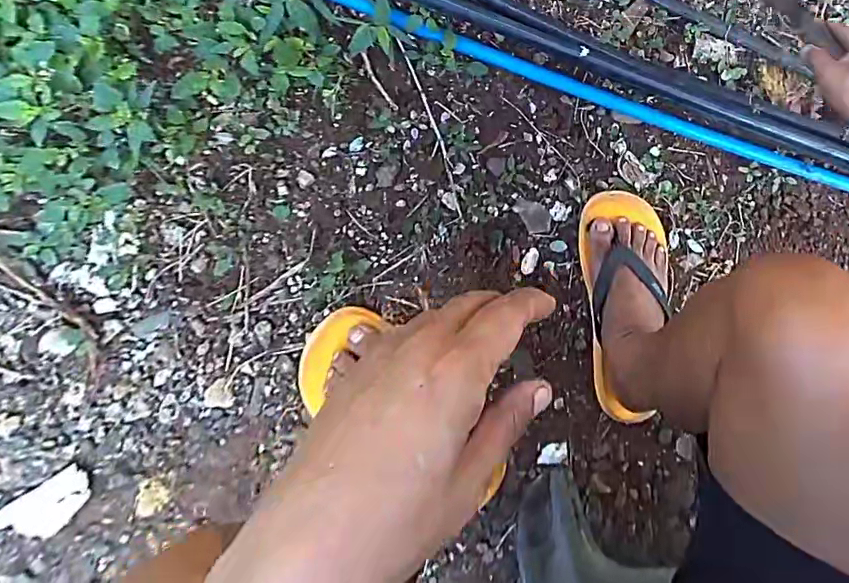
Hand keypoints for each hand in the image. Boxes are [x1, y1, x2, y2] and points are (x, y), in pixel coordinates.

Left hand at [211, 290, 556, 582]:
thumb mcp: (466, 483)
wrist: (303, 546)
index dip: (530, 303)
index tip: (545, 303)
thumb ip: (506, 423)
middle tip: (520, 320)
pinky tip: (427, 359)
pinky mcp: (354, 369)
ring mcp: (380, 354)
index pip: (504, 316)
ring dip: (464, 316)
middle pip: (469, 303)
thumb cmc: (388, 524)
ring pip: (435, 313)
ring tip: (478, 343)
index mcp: (454, 373)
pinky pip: (401, 331)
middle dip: (500, 304)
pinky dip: (428, 331)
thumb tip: (536, 391)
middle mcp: (418, 350)